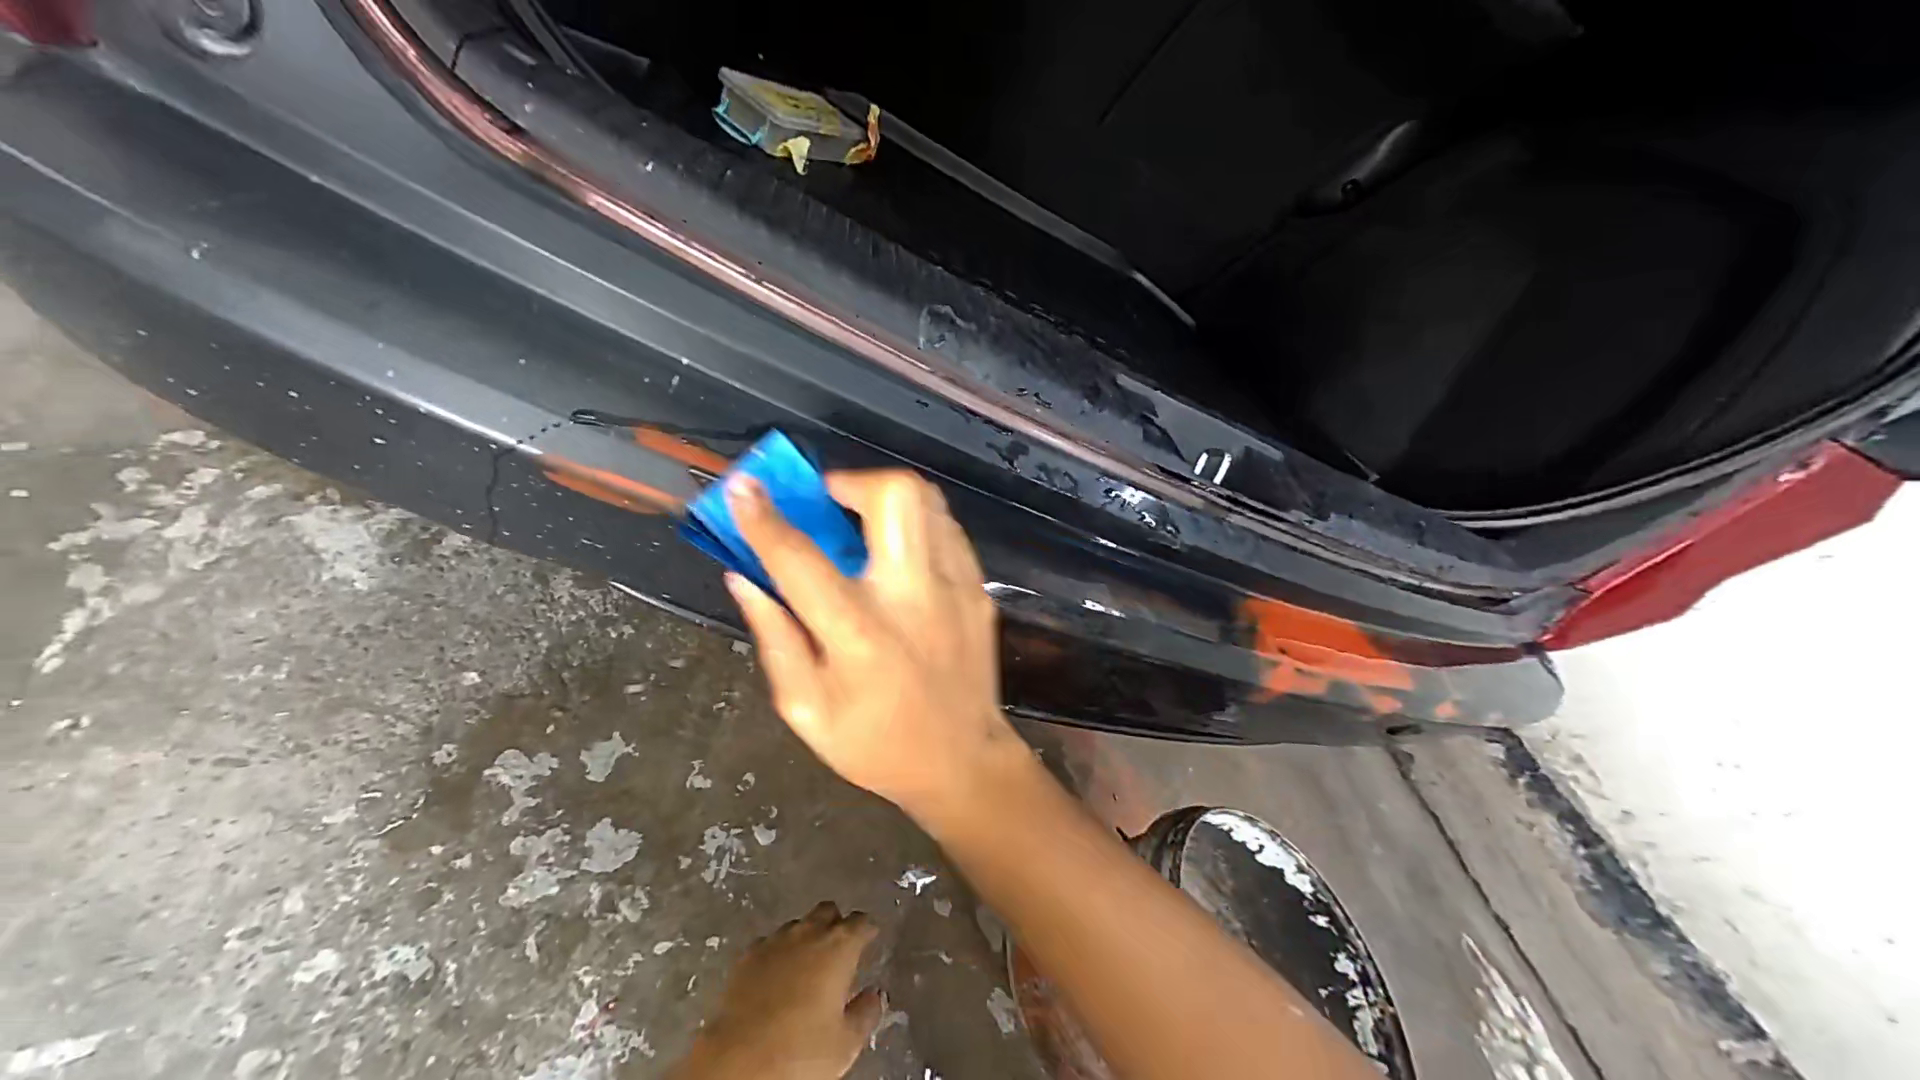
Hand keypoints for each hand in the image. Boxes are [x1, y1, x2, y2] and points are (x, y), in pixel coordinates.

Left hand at [671, 902, 882, 1079]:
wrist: (736, 1064)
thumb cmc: (800, 1053)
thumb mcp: (846, 1043)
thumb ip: (866, 1012)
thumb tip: (876, 993)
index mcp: (839, 947)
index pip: (861, 922)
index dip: (868, 929)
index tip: (871, 939)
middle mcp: (808, 932)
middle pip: (827, 911)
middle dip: (836, 924)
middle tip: (839, 951)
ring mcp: (774, 941)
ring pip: (797, 924)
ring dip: (806, 936)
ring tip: (807, 965)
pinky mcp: (746, 956)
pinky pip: (769, 943)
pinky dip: (778, 952)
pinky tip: (775, 975)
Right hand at [724, 469, 1026, 823]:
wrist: (963, 763)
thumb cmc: (876, 745)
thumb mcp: (806, 708)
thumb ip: (775, 636)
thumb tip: (745, 576)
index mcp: (858, 633)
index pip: (799, 558)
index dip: (763, 517)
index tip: (743, 487)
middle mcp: (913, 597)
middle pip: (894, 497)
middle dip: (851, 480)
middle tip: (827, 500)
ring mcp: (956, 588)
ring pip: (927, 501)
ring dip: (884, 498)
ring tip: (860, 522)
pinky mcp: (979, 591)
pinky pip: (946, 530)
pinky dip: (915, 525)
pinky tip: (899, 553)